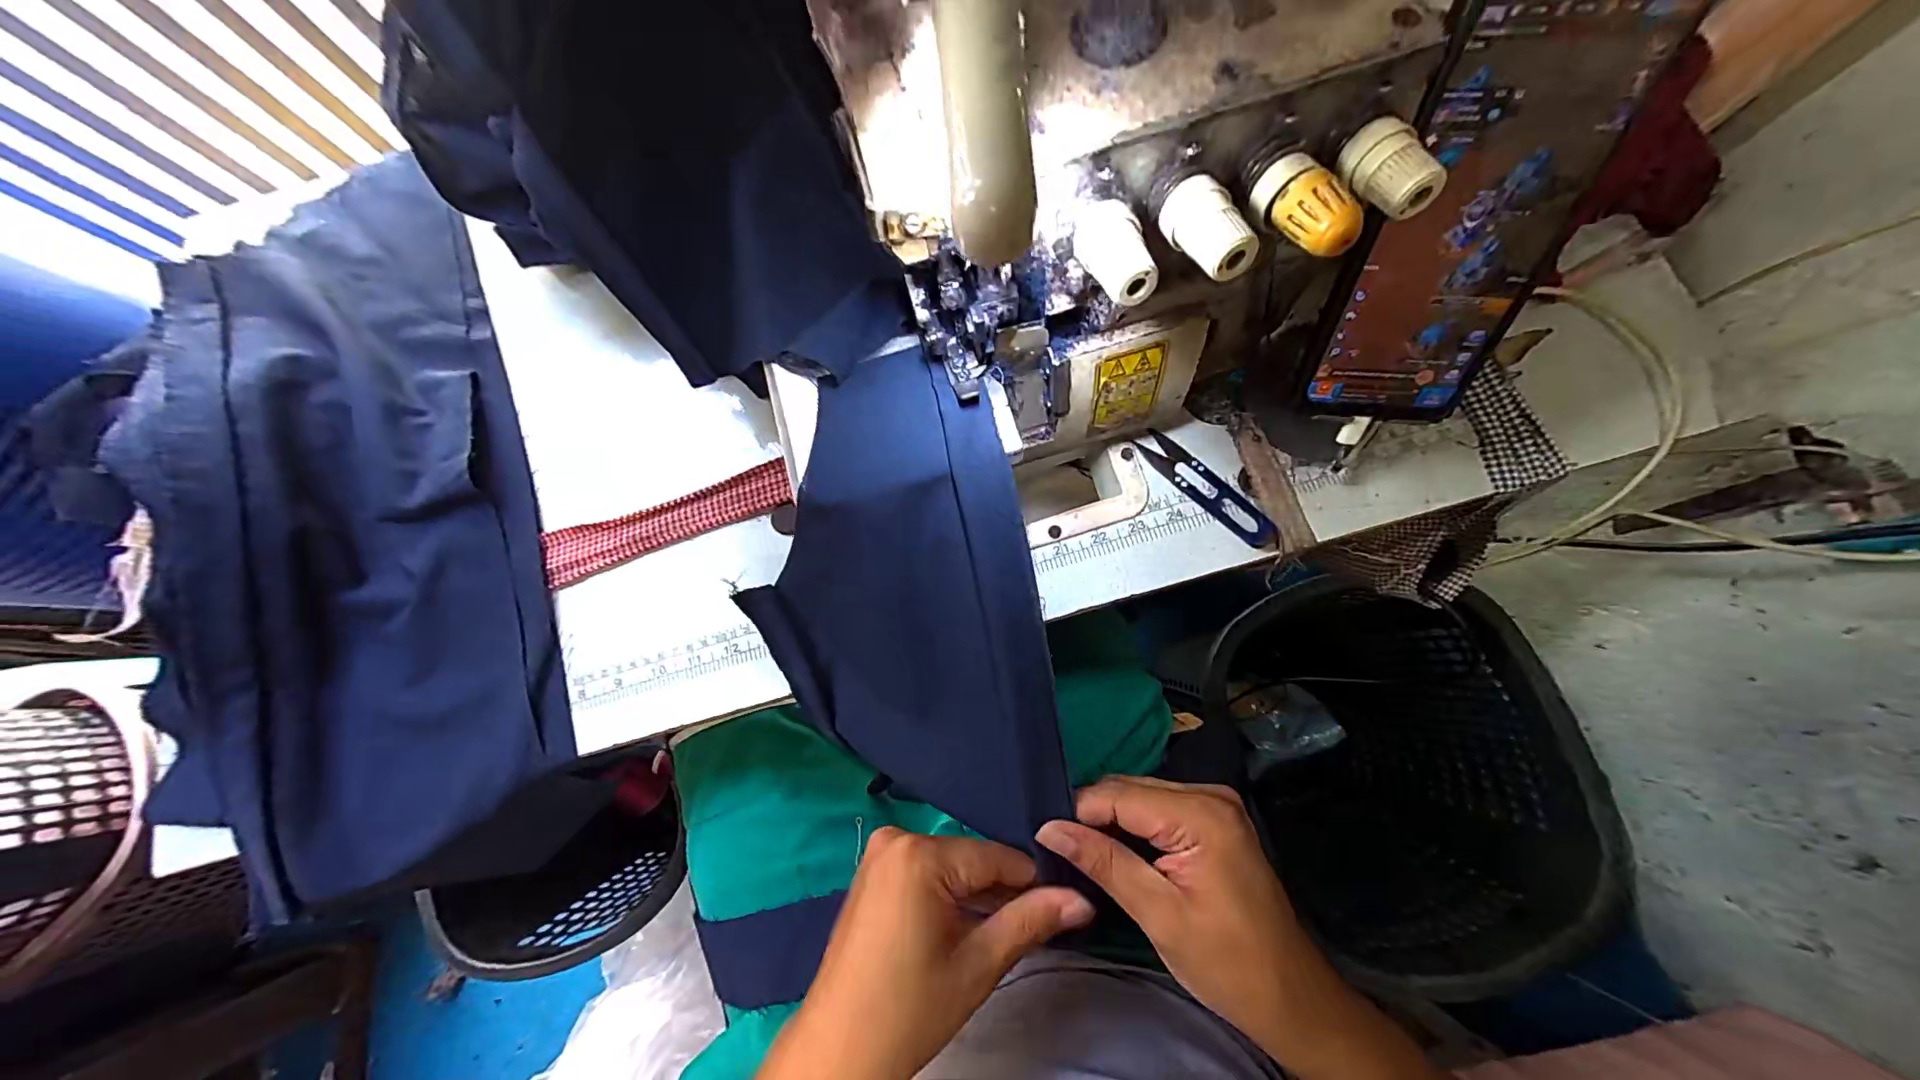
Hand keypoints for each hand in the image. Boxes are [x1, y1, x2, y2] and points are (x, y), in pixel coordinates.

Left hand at [758, 828, 1093, 1079]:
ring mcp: (880, 855)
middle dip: (1004, 890)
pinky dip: (949, 895)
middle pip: (972, 859)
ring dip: (978, 894)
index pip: (997, 857)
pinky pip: (926, 872)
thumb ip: (1030, 922)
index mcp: (920, 854)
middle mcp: (896, 839)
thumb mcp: (978, 964)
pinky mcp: (873, 873)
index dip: (1034, 883)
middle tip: (1035, 925)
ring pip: (951, 866)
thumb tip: (1082, 899)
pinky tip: (967, 926)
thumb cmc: (910, 1009)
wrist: (840, 1048)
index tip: (1064, 905)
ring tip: (1004, 930)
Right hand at [1037, 776, 1442, 1079]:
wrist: (1293, 997)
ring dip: (1109, 821)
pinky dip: (1132, 826)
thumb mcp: (1158, 915)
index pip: (1116, 794)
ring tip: (1081, 853)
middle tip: (1059, 851)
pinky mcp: (1214, 817)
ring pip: (1139, 796)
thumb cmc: (1228, 964)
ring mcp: (1215, 803)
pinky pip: (1158, 808)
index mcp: (1200, 813)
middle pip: (1127, 790)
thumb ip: (1104, 863)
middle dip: (1091, 817)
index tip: (1046, 843)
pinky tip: (1115, 851)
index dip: (1077, 815)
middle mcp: (1209, 794)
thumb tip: (1049, 829)